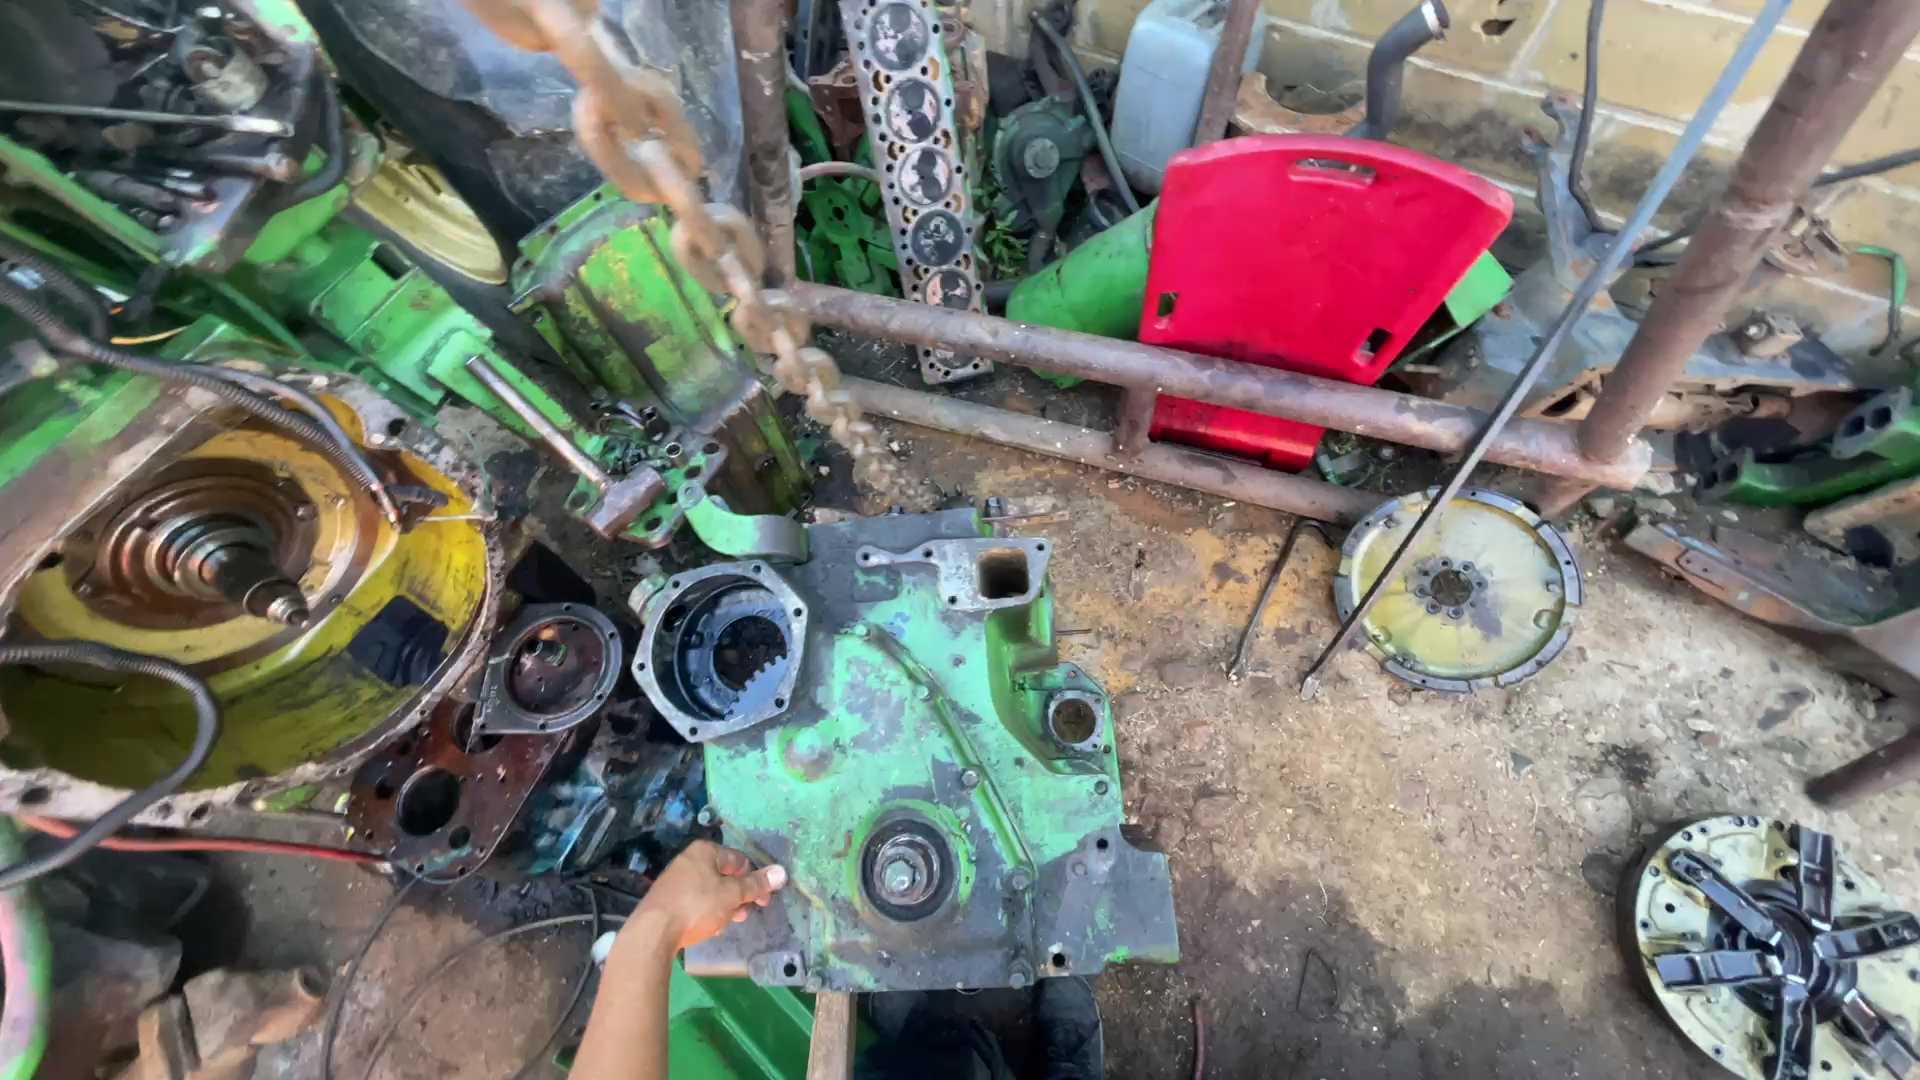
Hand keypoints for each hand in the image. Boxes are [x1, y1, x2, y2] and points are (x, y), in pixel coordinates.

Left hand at [632, 839, 787, 950]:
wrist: (652, 933)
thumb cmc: (697, 905)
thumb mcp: (732, 895)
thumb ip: (756, 884)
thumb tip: (781, 872)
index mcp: (706, 851)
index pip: (740, 861)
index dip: (755, 880)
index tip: (763, 900)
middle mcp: (690, 860)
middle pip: (724, 876)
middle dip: (738, 896)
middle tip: (743, 914)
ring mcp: (676, 880)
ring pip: (710, 891)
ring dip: (723, 907)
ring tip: (726, 924)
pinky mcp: (667, 900)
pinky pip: (695, 902)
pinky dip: (705, 912)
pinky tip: (708, 928)